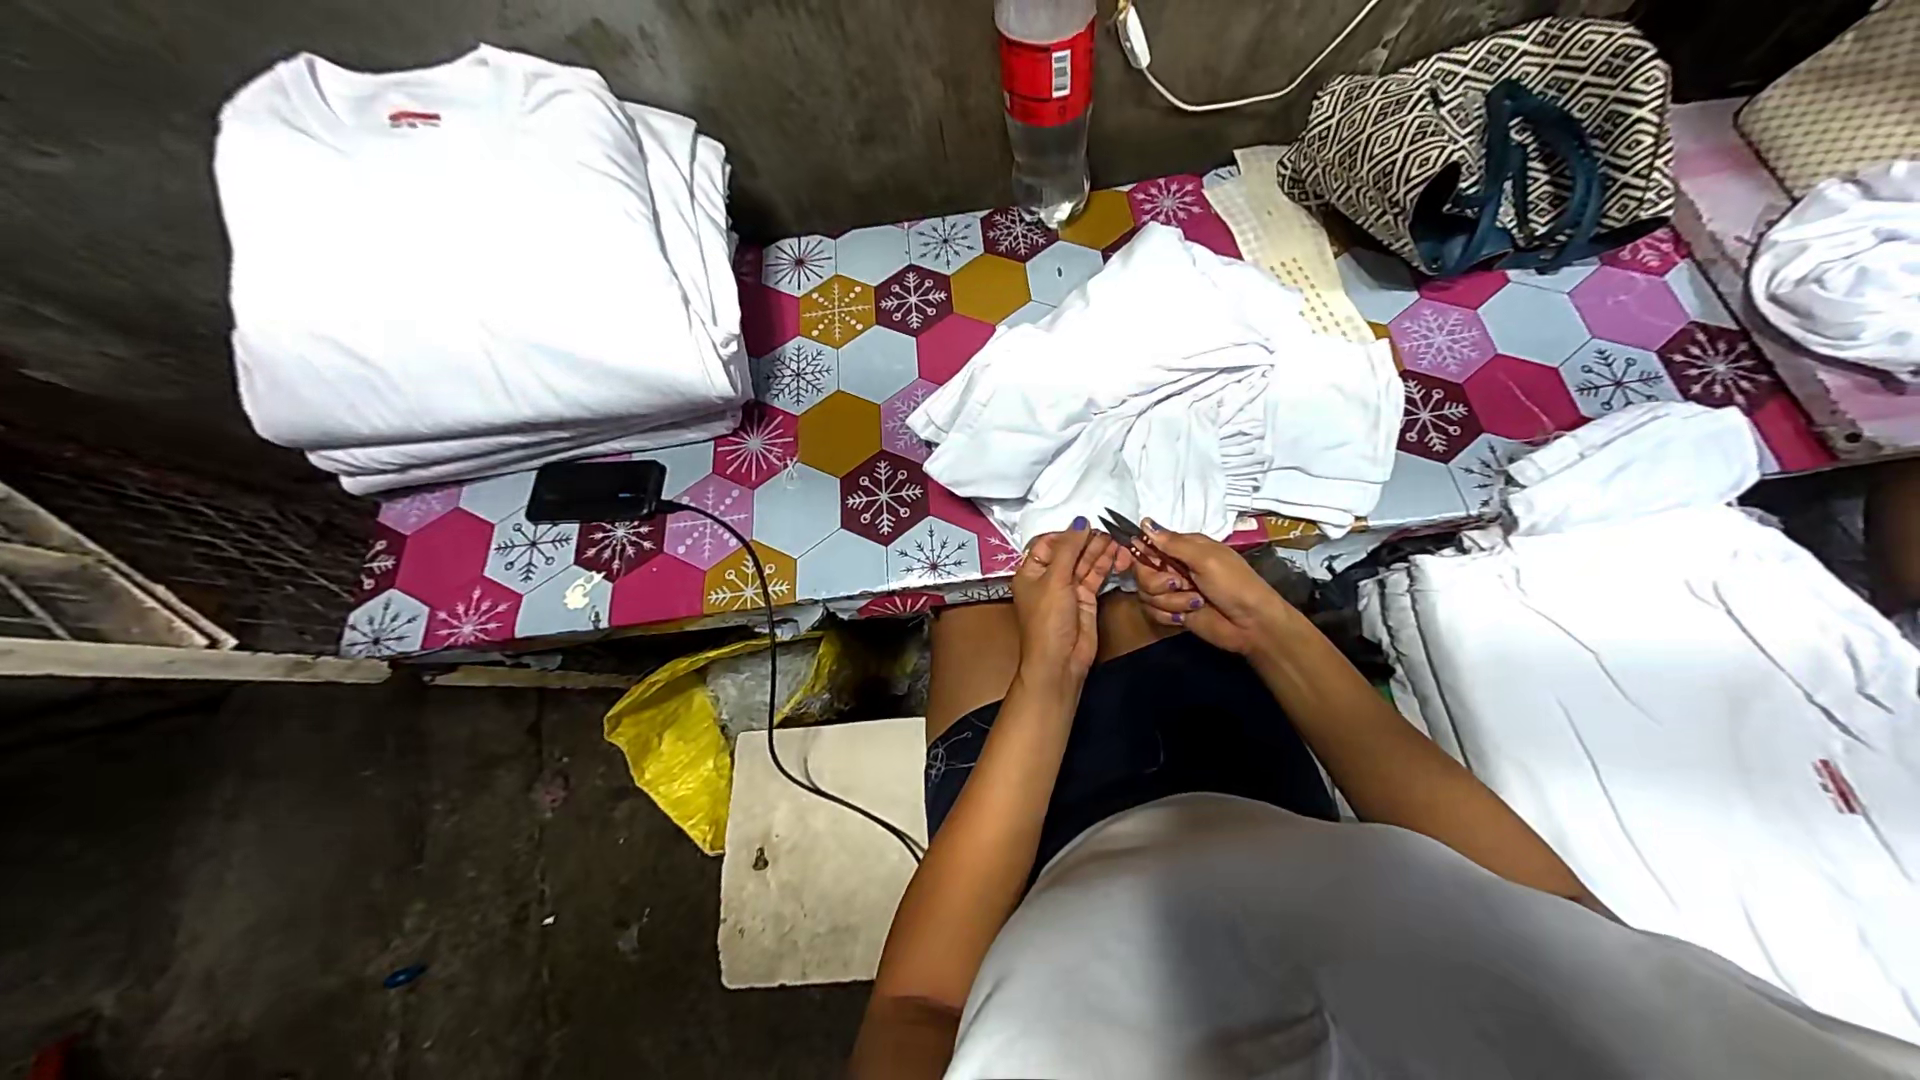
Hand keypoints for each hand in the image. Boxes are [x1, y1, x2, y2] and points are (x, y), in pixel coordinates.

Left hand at [1012, 521, 1129, 684]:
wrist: (1060, 660)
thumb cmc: (1048, 619)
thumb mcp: (1055, 579)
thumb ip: (1069, 549)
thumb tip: (1080, 522)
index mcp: (1030, 572)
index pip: (1047, 544)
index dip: (1065, 534)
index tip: (1085, 525)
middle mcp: (1048, 578)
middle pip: (1069, 552)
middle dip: (1086, 541)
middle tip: (1107, 529)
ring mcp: (1068, 589)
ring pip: (1084, 563)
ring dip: (1099, 551)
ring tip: (1116, 539)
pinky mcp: (1085, 599)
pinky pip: (1095, 576)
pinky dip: (1106, 565)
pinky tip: (1117, 553)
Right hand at [1131, 520, 1292, 657]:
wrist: (1251, 624)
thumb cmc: (1234, 585)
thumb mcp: (1205, 558)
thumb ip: (1173, 543)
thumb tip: (1145, 522)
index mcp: (1184, 549)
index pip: (1148, 545)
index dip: (1143, 554)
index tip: (1151, 562)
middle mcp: (1174, 568)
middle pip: (1142, 572)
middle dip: (1158, 582)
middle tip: (1180, 584)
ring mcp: (1172, 591)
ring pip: (1146, 594)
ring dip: (1170, 601)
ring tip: (1195, 603)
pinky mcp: (1172, 612)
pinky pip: (1152, 611)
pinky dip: (1169, 615)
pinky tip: (1187, 616)